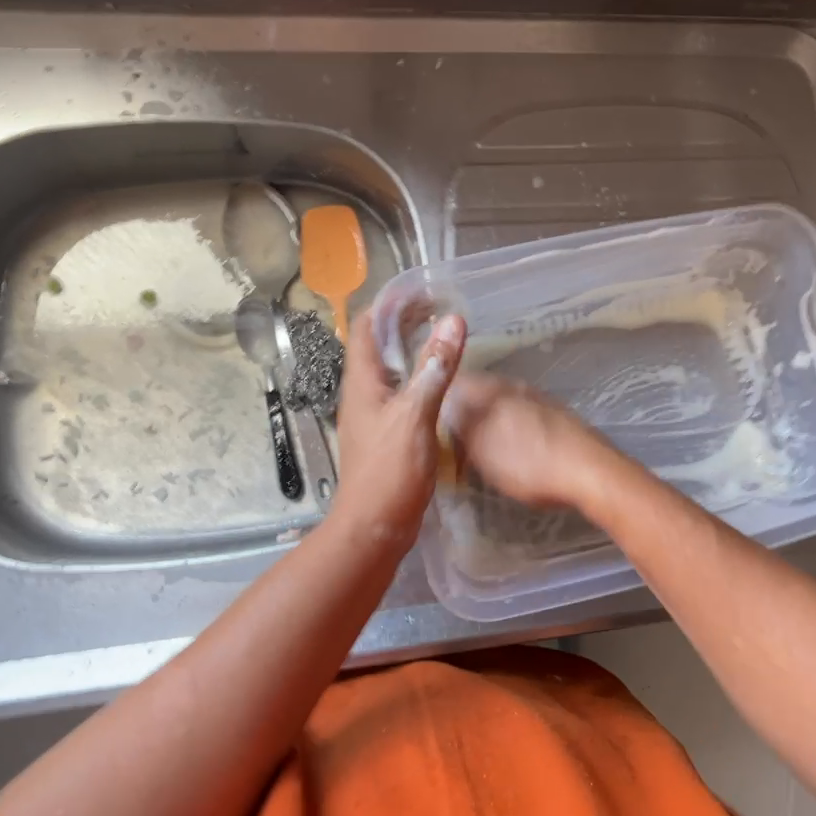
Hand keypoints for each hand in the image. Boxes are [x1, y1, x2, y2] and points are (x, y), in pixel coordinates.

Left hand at [331, 311, 465, 550]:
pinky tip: (440, 383)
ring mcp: (372, 415)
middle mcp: (362, 393)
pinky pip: (399, 392)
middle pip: (378, 345)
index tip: (422, 289)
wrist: (374, 526)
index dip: (391, 303)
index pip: (368, 326)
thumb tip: (453, 321)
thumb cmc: (390, 470)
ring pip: (389, 369)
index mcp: (362, 382)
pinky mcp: (385, 434)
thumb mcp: (416, 414)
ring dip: (411, 348)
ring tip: (441, 336)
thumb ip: (434, 368)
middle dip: (404, 321)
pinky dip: (417, 376)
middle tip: (439, 308)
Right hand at [442, 372, 623, 508]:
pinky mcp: (557, 416)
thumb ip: (459, 424)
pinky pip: (521, 417)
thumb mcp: (482, 449)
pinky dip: (511, 430)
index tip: (430, 424)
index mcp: (491, 389)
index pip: (454, 382)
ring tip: (480, 449)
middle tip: (452, 441)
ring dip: (488, 422)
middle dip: (464, 413)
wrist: (590, 472)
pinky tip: (513, 450)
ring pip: (501, 405)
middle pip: (478, 393)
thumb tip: (444, 406)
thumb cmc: (529, 463)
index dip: (438, 401)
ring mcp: (539, 399)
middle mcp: (514, 386)